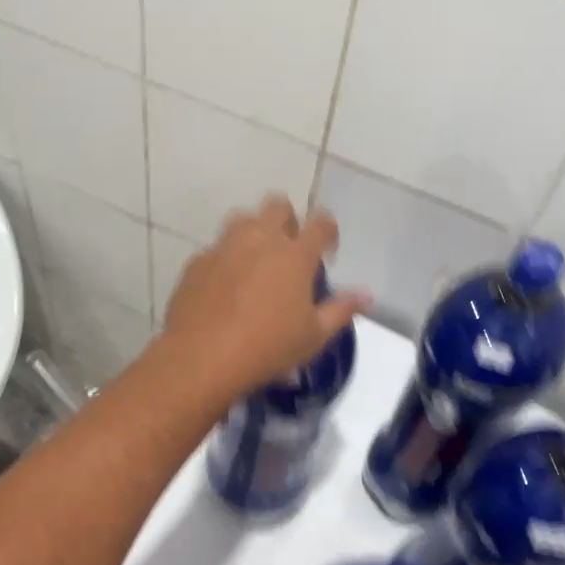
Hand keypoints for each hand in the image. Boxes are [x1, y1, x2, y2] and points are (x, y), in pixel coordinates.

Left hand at [159, 195, 370, 397]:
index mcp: (294, 254)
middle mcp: (259, 239)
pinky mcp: (197, 263)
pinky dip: (225, 260)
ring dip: (253, 232)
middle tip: (289, 251)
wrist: (202, 358)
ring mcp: (224, 248)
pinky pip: (215, 250)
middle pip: (277, 207)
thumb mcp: (313, 337)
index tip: (328, 252)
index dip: (328, 232)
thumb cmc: (267, 348)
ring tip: (255, 262)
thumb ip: (341, 311)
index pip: (321, 223)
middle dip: (288, 221)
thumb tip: (367, 296)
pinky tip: (224, 286)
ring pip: (242, 219)